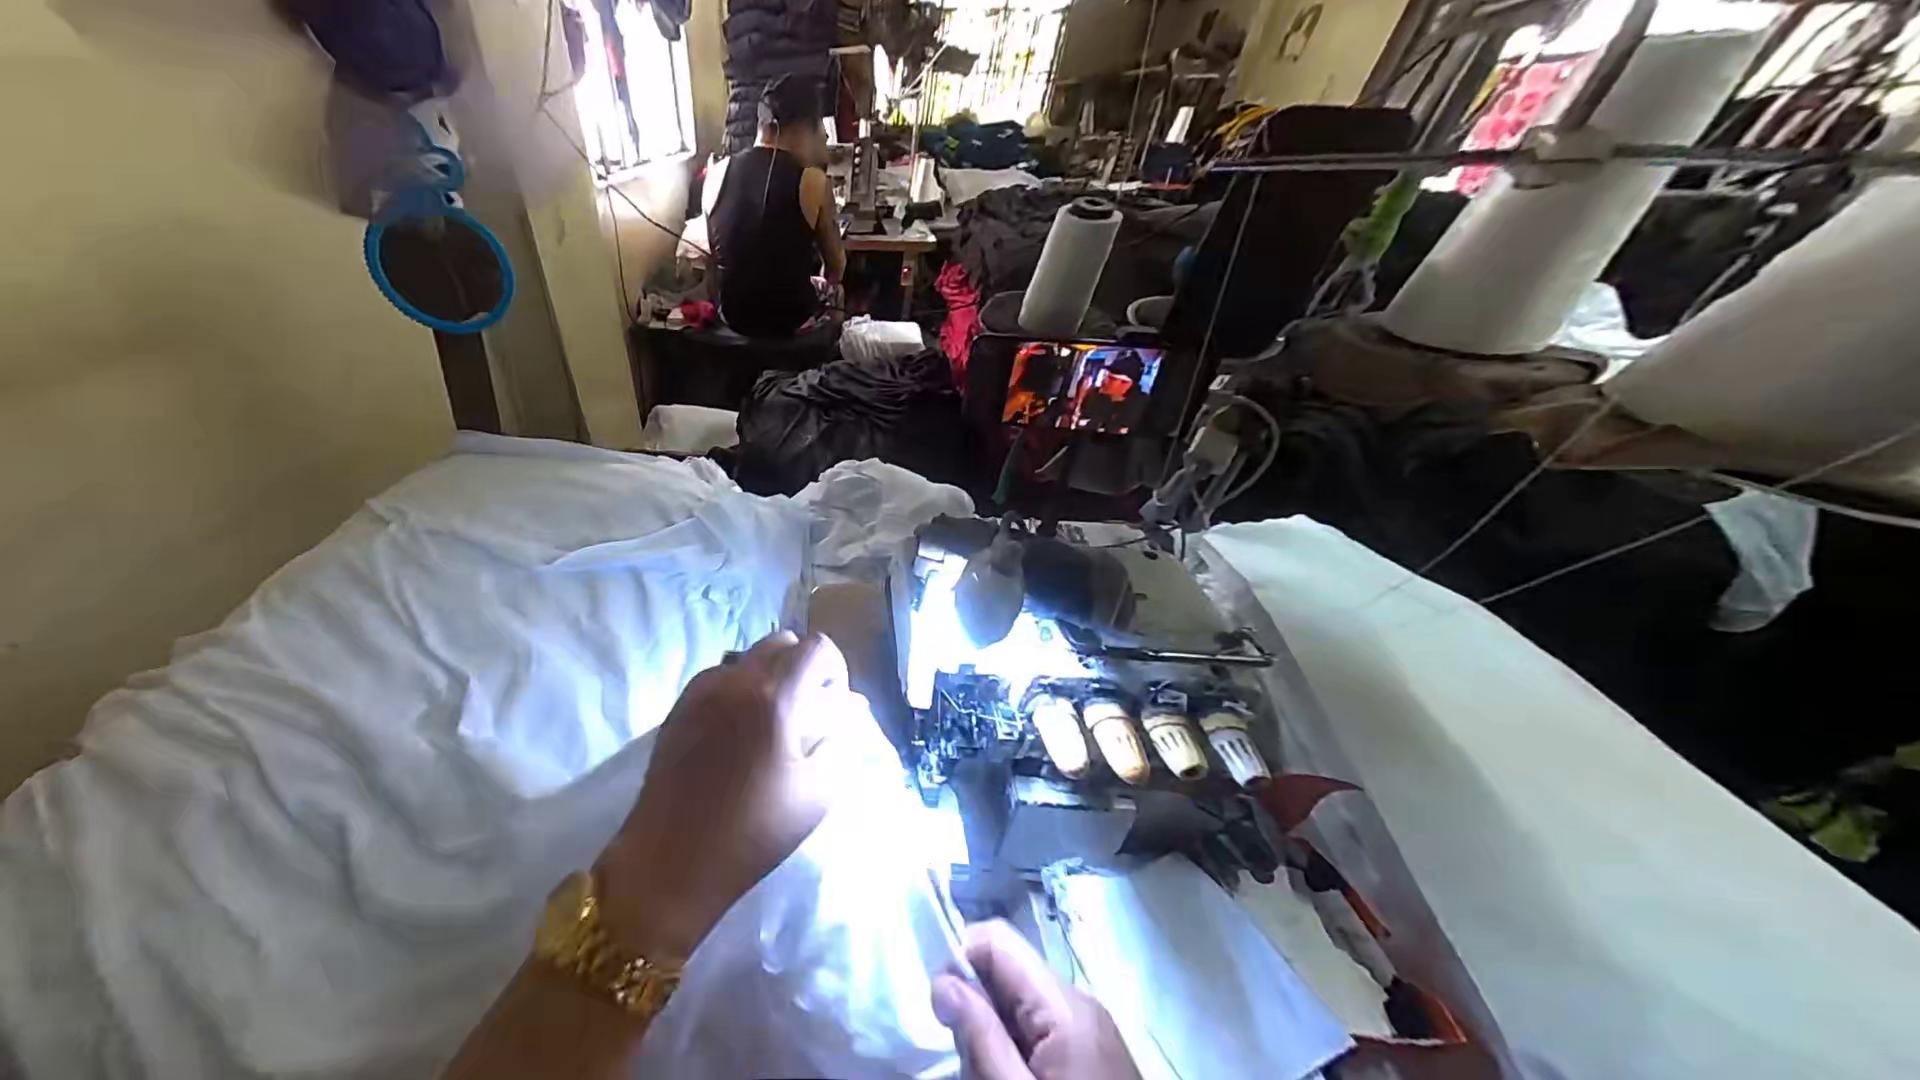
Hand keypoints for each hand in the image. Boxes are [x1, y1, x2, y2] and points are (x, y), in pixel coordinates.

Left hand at [595, 631, 851, 962]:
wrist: (670, 862)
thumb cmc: (753, 832)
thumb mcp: (818, 791)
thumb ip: (841, 739)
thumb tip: (851, 706)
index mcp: (774, 698)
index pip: (815, 647)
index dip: (834, 668)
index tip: (833, 703)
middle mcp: (735, 681)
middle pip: (781, 642)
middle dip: (803, 665)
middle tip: (808, 709)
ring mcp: (701, 691)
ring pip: (749, 656)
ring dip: (771, 674)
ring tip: (772, 720)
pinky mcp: (679, 707)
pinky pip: (721, 676)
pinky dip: (741, 687)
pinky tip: (740, 731)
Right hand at [931, 920, 1141, 1079]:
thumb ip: (979, 1036)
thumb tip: (943, 980)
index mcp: (1063, 1003)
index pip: (998, 939)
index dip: (960, 957)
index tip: (938, 1004)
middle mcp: (1077, 999)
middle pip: (1007, 968)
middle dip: (974, 1001)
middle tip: (965, 1057)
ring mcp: (1087, 1023)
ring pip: (1018, 999)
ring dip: (990, 1027)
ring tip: (988, 1075)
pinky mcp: (1089, 1047)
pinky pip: (1037, 1025)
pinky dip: (1012, 1044)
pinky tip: (1009, 1078)